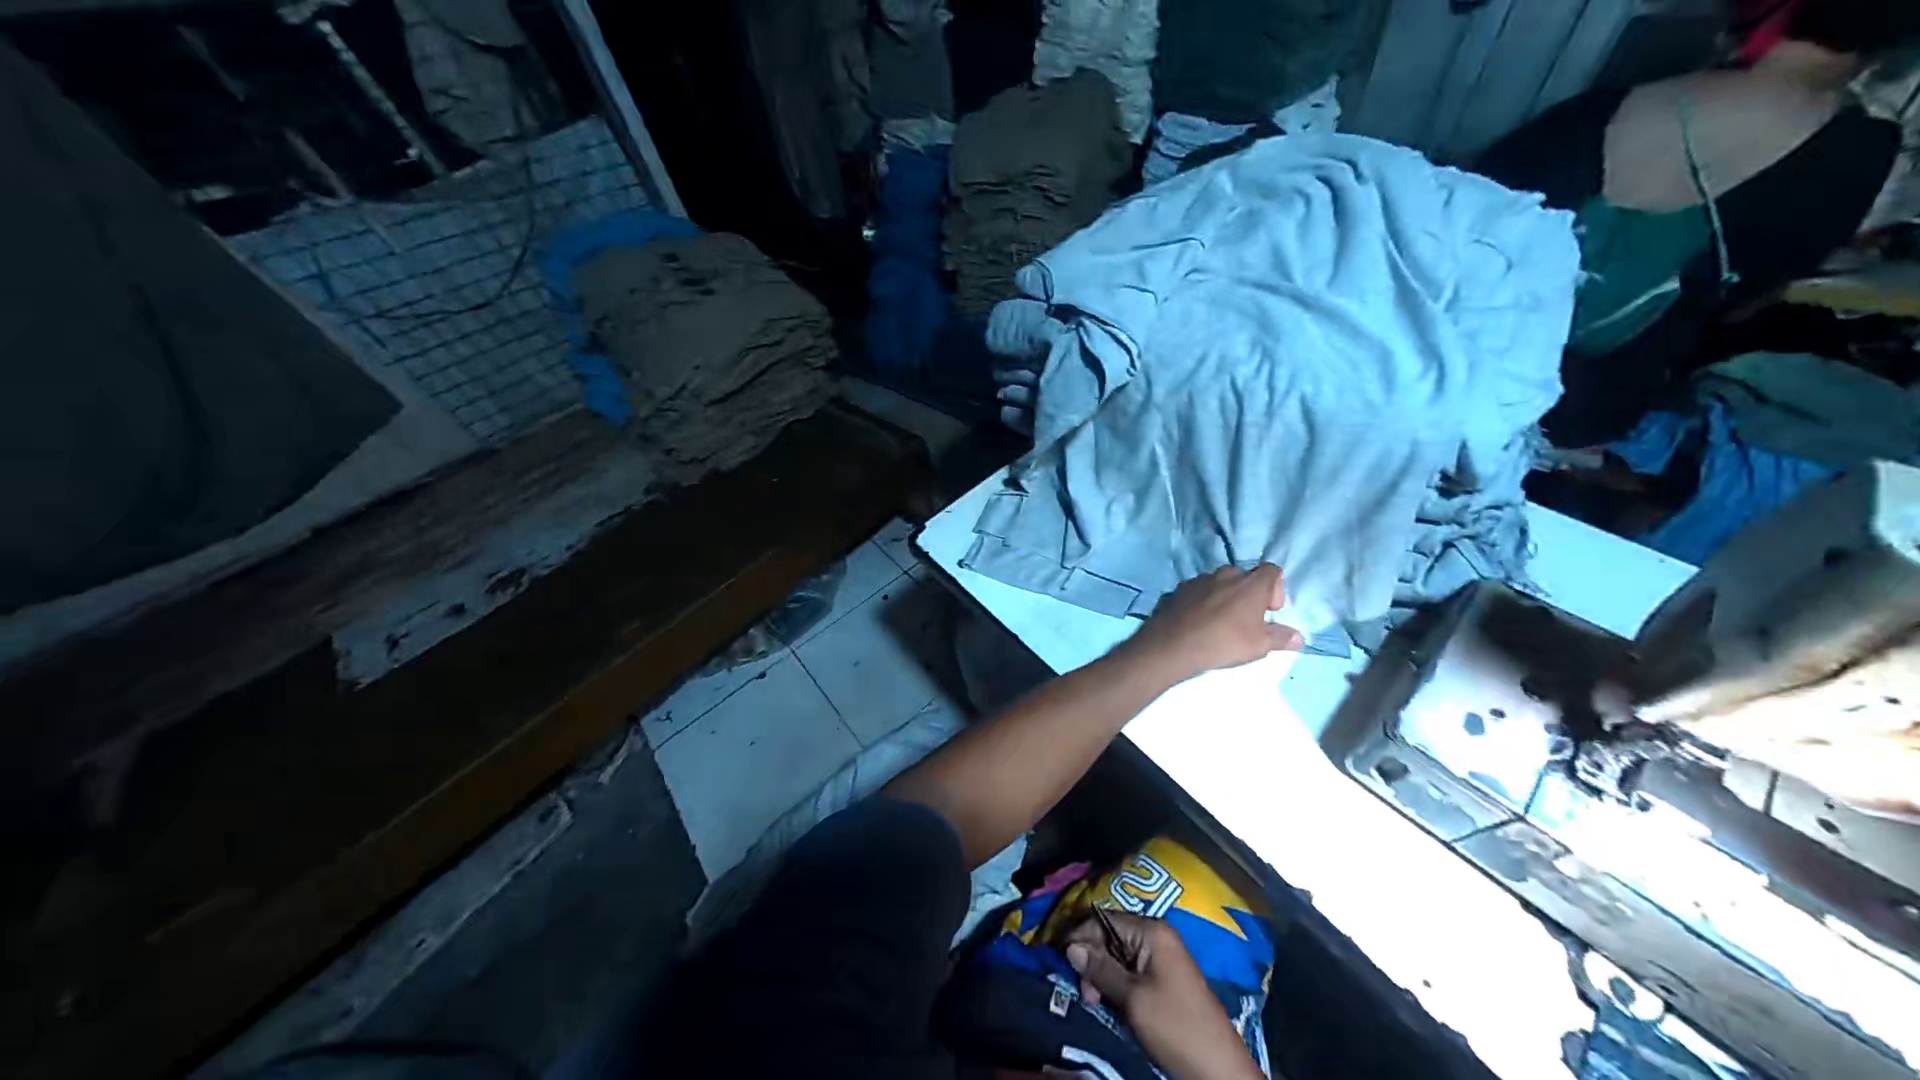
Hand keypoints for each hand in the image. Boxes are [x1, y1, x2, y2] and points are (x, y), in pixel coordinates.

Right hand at [1063, 912, 1264, 1079]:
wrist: (1219, 1071)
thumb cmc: (1175, 1028)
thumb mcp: (1133, 998)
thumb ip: (1100, 969)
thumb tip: (1070, 946)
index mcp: (1151, 931)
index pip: (1103, 918)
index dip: (1080, 937)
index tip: (1063, 963)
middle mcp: (1156, 936)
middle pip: (1108, 935)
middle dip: (1091, 959)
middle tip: (1085, 993)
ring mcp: (1161, 957)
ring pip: (1116, 955)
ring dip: (1101, 975)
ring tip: (1095, 1002)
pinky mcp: (1162, 979)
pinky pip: (1129, 970)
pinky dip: (1115, 984)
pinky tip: (1108, 1002)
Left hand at [1118, 564, 1301, 685]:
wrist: (1173, 645)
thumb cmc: (1223, 642)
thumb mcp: (1259, 645)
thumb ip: (1280, 638)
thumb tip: (1298, 637)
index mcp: (1250, 584)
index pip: (1272, 570)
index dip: (1276, 588)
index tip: (1270, 610)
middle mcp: (1225, 575)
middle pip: (1244, 575)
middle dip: (1248, 593)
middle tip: (1245, 618)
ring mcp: (1198, 580)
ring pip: (1218, 582)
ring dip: (1223, 596)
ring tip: (1220, 621)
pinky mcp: (1178, 589)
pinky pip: (1197, 591)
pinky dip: (1202, 601)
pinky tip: (1197, 621)